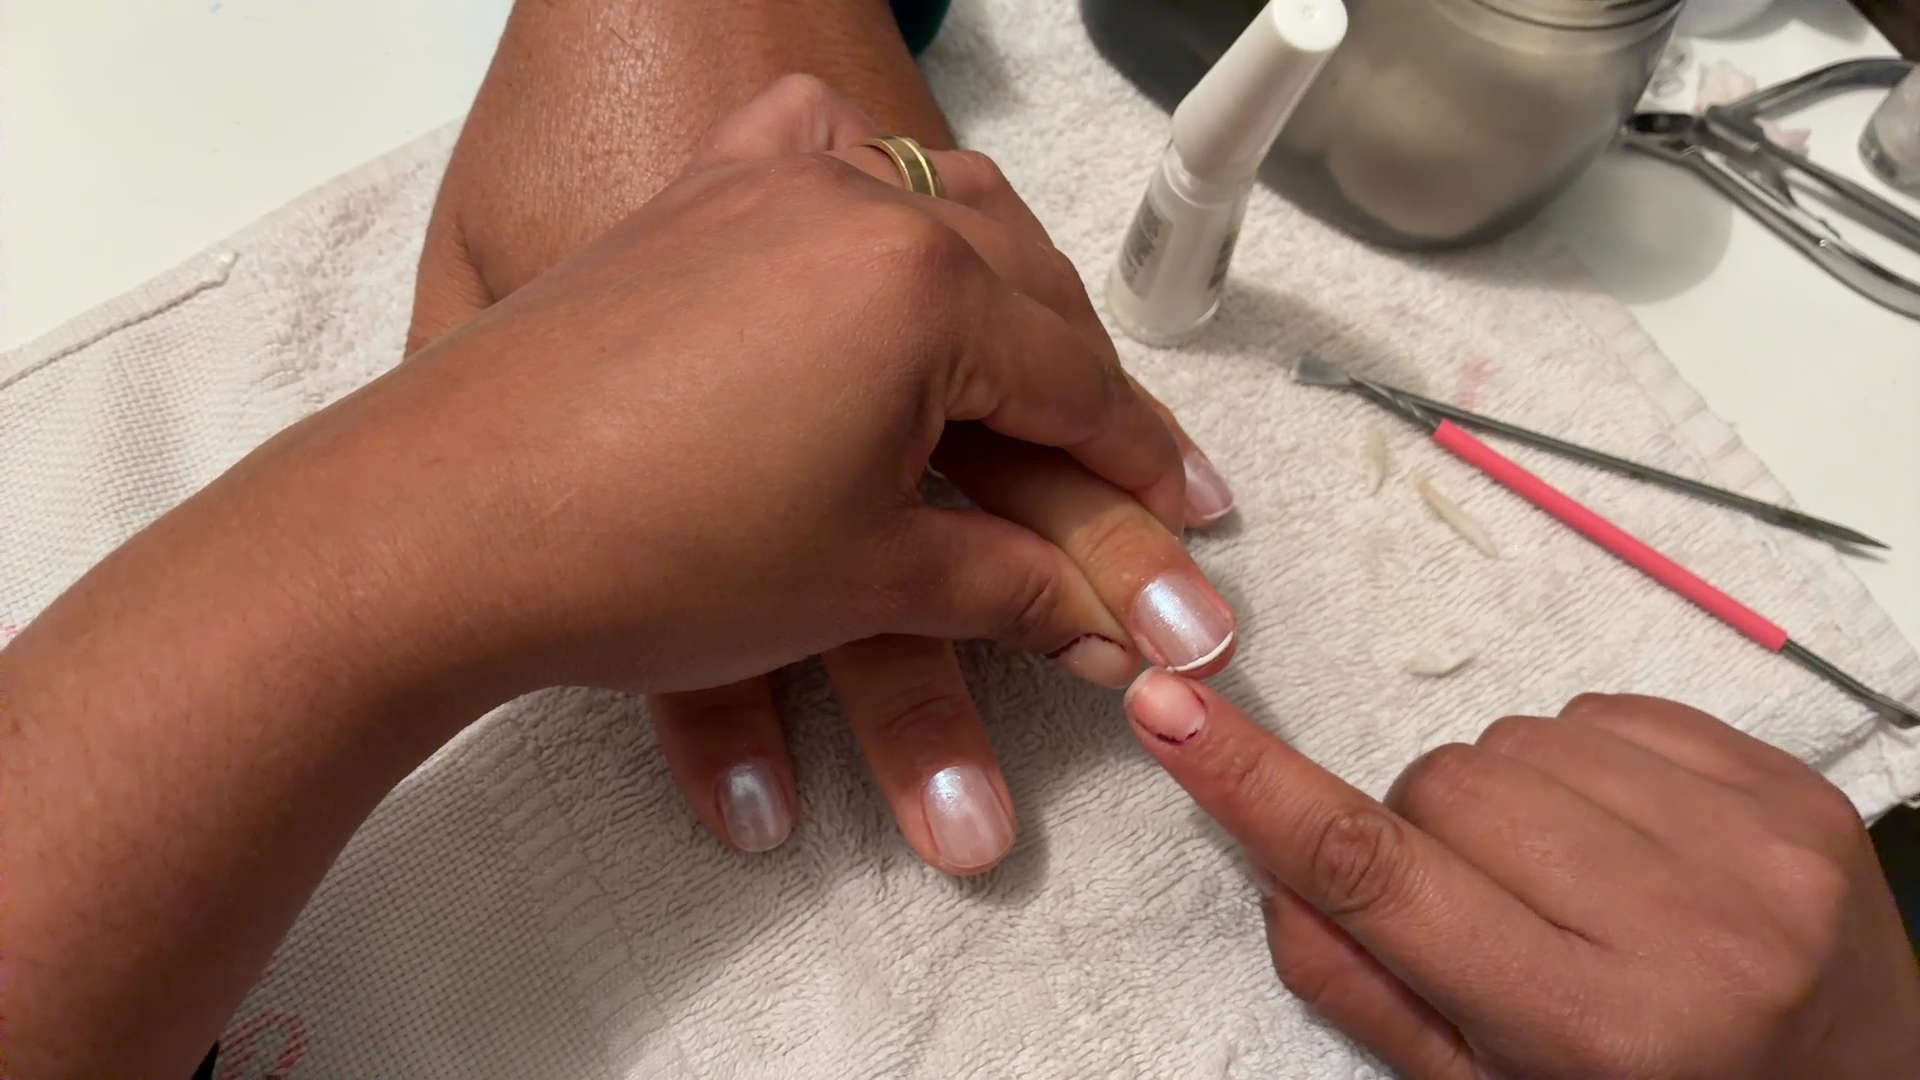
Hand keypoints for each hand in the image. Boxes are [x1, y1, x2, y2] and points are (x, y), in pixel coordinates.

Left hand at [2, 79, 1225, 1072]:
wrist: (437, 526)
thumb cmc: (663, 556)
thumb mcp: (869, 581)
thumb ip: (1006, 591)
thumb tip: (1098, 625)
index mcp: (922, 290)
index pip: (1078, 382)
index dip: (1142, 457)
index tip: (1187, 501)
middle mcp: (860, 203)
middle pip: (1030, 292)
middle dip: (1093, 386)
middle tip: (1136, 458)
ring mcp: (772, 183)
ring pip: (948, 214)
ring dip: (1010, 292)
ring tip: (1043, 359)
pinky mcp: (701, 198)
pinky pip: (835, 175)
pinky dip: (891, 214)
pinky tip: (894, 237)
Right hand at [1126, 676, 1919, 1077]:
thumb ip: (1345, 972)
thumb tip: (1263, 848)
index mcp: (1590, 1030)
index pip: (1366, 870)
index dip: (1248, 780)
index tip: (1164, 706)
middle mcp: (1689, 933)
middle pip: (1436, 783)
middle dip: (1428, 831)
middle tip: (1489, 902)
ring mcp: (1759, 848)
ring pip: (1507, 742)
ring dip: (1506, 799)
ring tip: (1572, 876)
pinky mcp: (1793, 785)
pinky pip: (1594, 711)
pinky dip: (1579, 763)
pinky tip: (1628, 834)